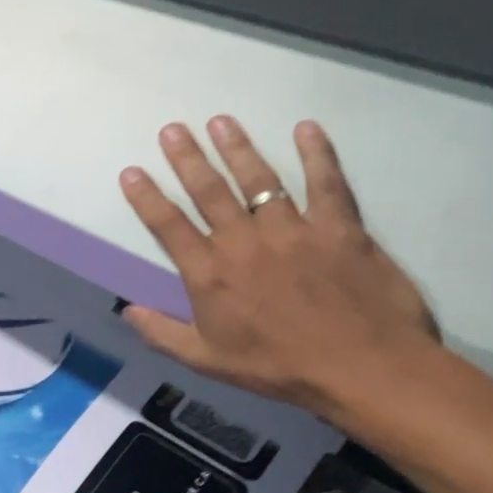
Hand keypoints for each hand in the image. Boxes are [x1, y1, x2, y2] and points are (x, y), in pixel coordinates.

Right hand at [118, 116, 440, 420]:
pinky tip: (307, 130)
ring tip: (221, 122)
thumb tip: (127, 310)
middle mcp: (245, 244)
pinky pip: (327, 185)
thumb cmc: (280, 368)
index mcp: (210, 274)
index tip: (132, 172)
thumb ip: (163, 334)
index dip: (147, 197)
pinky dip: (318, 155)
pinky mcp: (340, 230)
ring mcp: (294, 232)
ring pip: (260, 181)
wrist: (365, 370)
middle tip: (172, 129)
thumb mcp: (207, 361)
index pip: (169, 226)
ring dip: (238, 149)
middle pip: (210, 192)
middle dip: (188, 158)